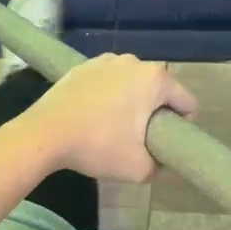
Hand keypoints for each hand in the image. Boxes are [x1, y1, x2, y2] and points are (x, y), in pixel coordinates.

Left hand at [10, 54, 198, 182]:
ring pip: (130, 85)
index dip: (182, 126)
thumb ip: (160, 167)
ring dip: (129, 103)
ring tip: (113, 128)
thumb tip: (162, 164)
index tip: (164, 143)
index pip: (186, 102)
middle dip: (153, 113)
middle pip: (158, 91)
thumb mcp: (138, 168)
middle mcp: (133, 61)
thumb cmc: (96, 146)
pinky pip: (106, 83)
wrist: (43, 135)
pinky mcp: (81, 67)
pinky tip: (93, 117)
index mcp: (155, 79)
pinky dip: (105, 97)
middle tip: (137, 138)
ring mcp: (104, 61)